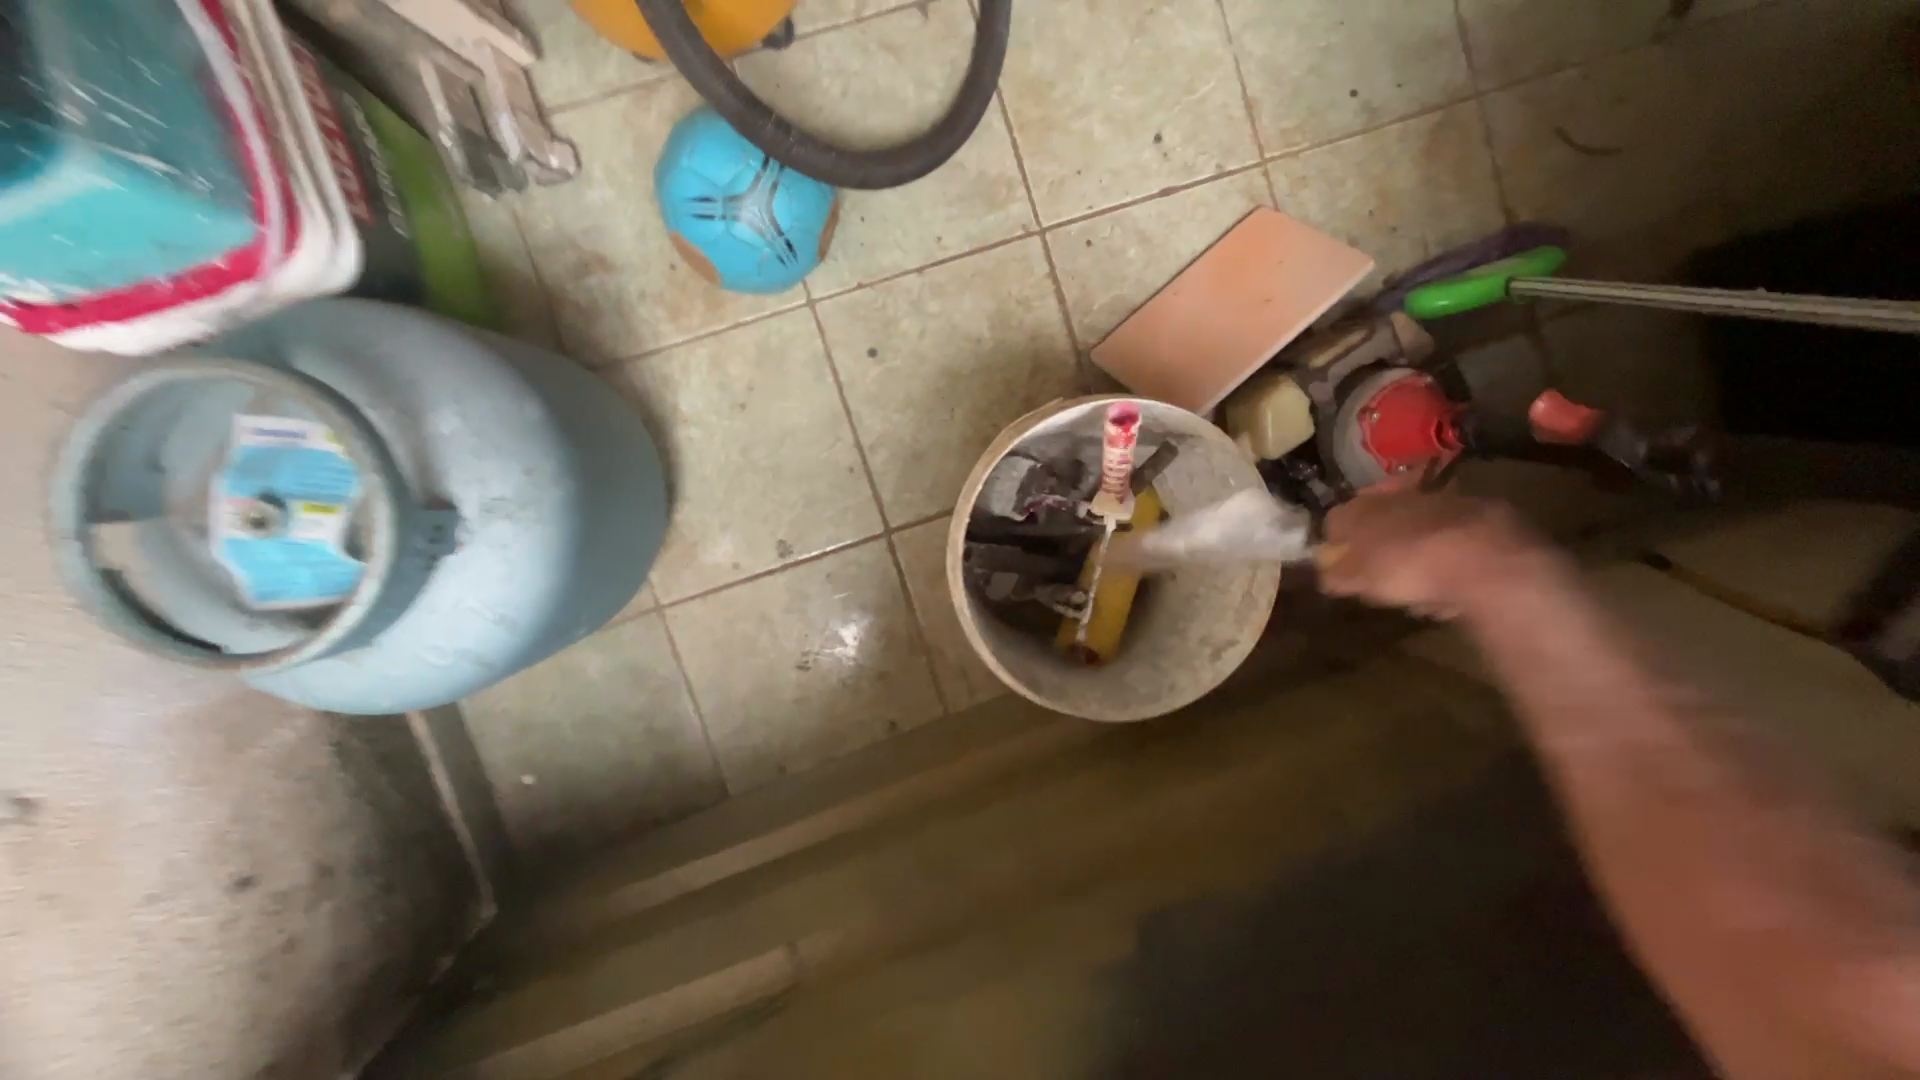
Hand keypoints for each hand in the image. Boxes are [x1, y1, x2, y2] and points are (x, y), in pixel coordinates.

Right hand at [1318, 489, 1546, 618]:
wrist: (1488, 560)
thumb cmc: (1409, 566)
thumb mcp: (1360, 578)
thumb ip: (1337, 575)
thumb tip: (1325, 576)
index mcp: (1366, 506)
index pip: (1337, 518)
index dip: (1335, 543)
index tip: (1339, 566)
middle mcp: (1402, 494)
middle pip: (1380, 518)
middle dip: (1378, 543)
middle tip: (1378, 574)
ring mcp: (1445, 501)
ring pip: (1419, 526)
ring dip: (1415, 550)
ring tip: (1418, 586)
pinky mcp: (1484, 516)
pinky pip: (1454, 540)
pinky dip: (1449, 559)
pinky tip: (1452, 588)